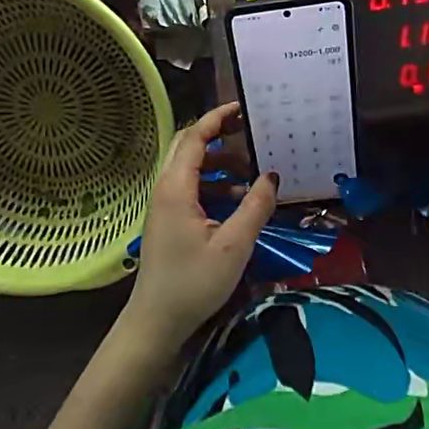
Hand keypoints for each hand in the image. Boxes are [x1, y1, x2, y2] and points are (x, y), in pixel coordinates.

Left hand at [122, 102, 278, 350]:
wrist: (156, 320)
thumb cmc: (193, 283)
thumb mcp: (233, 246)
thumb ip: (255, 207)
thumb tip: (271, 175)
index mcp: (176, 188)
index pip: (195, 138)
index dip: (217, 119)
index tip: (243, 108)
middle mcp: (165, 190)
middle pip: (189, 148)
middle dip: (219, 136)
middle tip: (251, 132)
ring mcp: (164, 206)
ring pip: (191, 170)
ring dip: (220, 166)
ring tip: (253, 174)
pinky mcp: (168, 221)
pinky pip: (191, 190)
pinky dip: (215, 187)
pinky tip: (239, 203)